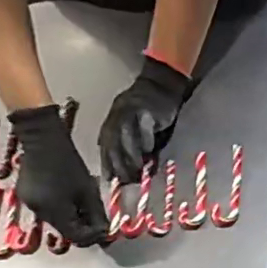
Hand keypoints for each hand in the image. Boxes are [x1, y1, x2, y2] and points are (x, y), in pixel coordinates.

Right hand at [11, 105, 110, 245]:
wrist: (41, 138)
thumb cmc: (68, 162)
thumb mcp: (88, 190)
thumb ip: (97, 215)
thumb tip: (104, 234)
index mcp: (55, 212)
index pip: (76, 237)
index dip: (92, 237)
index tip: (104, 231)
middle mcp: (40, 213)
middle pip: (65, 231)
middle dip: (82, 228)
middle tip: (96, 220)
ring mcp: (30, 206)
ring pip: (56, 222)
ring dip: (71, 218)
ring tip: (82, 206)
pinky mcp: (26, 197)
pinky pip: (46, 211)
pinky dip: (59, 210)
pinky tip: (66, 198)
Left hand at [97, 56, 192, 183]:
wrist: (161, 86)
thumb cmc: (150, 115)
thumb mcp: (136, 132)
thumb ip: (131, 150)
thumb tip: (132, 176)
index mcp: (111, 123)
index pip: (105, 148)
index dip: (107, 165)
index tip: (112, 182)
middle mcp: (116, 117)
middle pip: (113, 144)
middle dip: (119, 164)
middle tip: (129, 180)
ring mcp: (129, 111)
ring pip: (125, 137)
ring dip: (131, 156)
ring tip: (139, 170)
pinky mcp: (145, 108)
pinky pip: (143, 128)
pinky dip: (145, 141)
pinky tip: (150, 150)